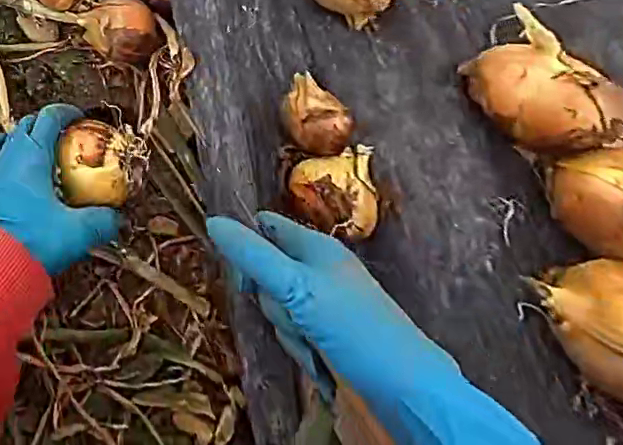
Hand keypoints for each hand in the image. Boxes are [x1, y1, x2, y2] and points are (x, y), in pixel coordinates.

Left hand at [0, 104, 121, 273]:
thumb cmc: (35, 244)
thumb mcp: (78, 230)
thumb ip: (102, 221)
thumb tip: (117, 219)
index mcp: (32, 154)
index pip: (49, 117)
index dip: (66, 112)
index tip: (79, 118)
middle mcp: (9, 155)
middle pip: (29, 124)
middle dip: (48, 123)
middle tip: (67, 134)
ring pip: (8, 137)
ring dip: (25, 136)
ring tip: (40, 146)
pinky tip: (6, 157)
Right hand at [208, 211, 536, 444]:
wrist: (411, 402)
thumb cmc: (357, 331)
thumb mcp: (297, 288)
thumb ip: (253, 256)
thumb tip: (212, 220)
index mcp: (317, 249)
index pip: (267, 227)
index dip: (247, 241)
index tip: (238, 266)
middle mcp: (318, 275)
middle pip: (266, 275)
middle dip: (272, 301)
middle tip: (293, 315)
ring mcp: (324, 313)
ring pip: (279, 312)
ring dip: (289, 334)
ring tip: (315, 349)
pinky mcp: (329, 348)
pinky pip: (295, 342)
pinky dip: (303, 357)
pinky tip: (321, 370)